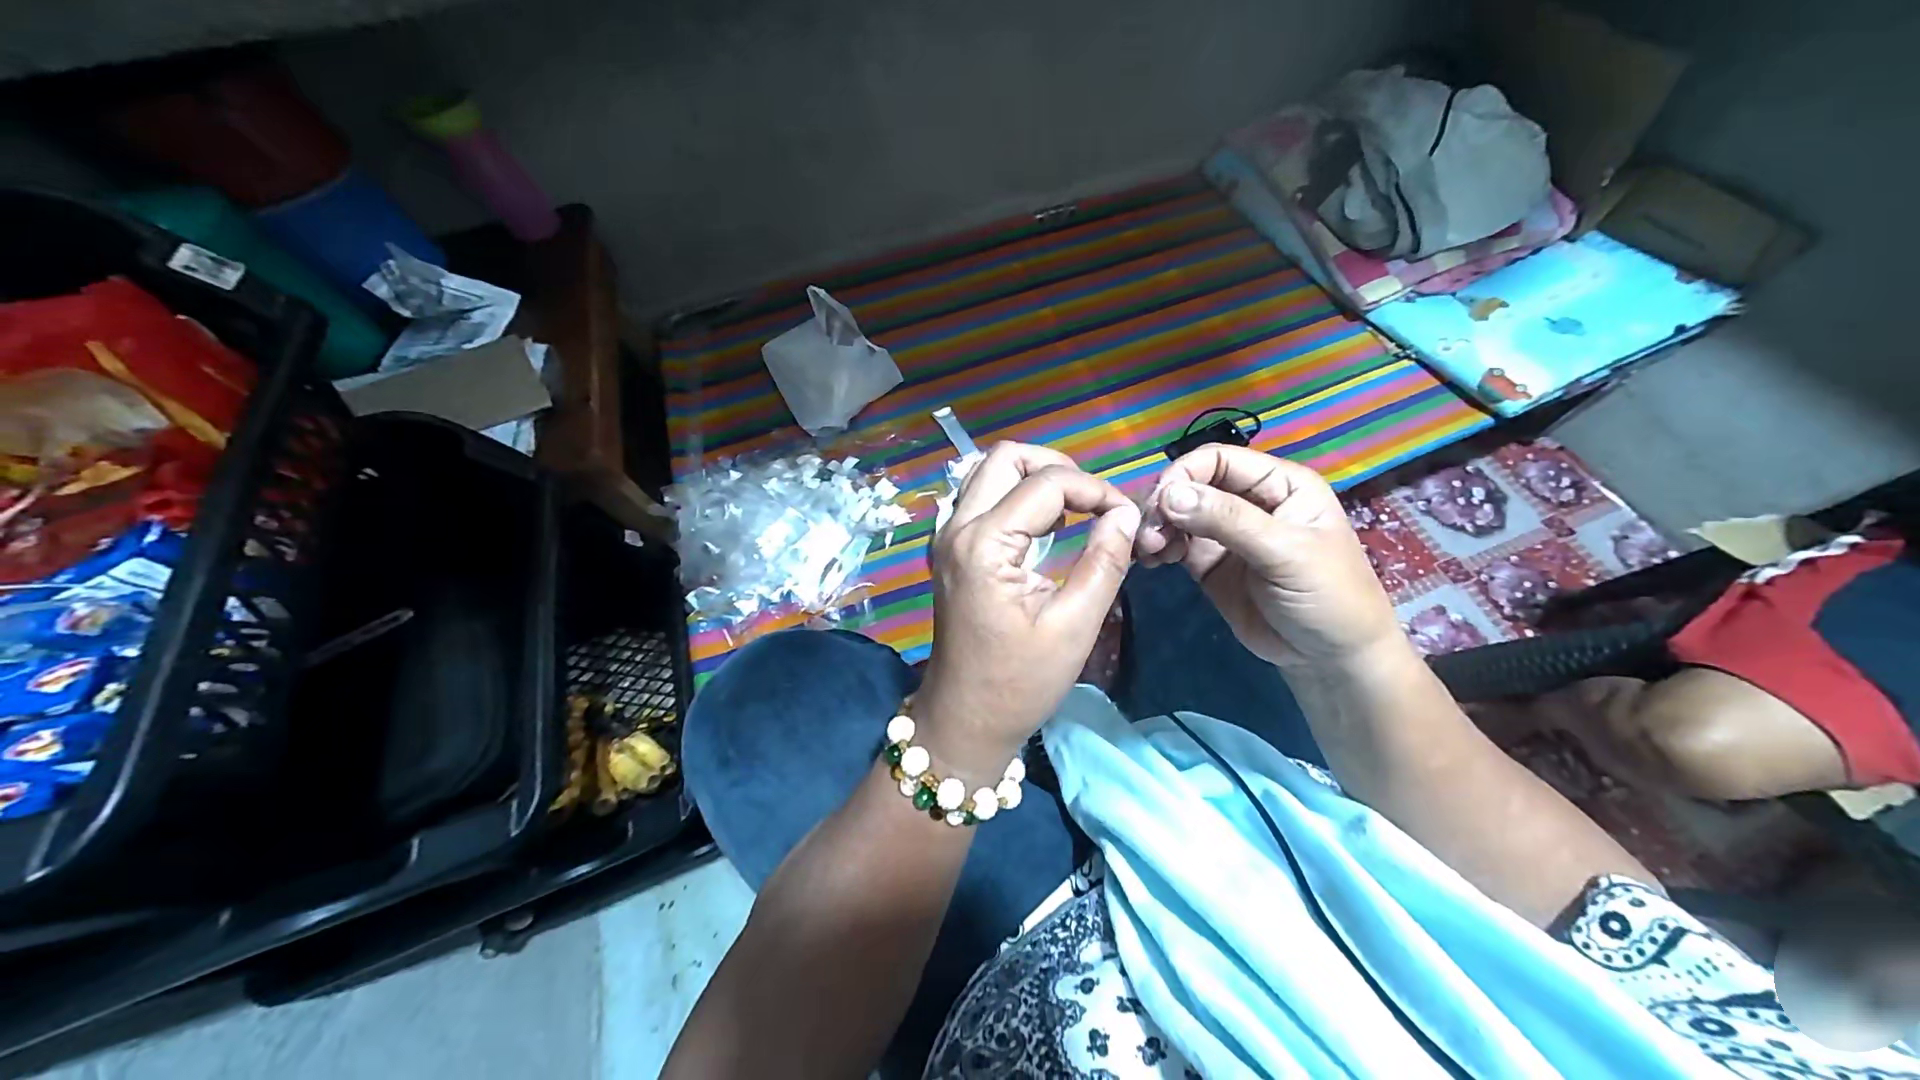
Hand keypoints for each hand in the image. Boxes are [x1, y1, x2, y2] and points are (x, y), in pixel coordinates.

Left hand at [916, 442, 1139, 775]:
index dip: (1096, 490)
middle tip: (1094, 500)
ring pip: (989, 473)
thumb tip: (1125, 515)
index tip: (1126, 516)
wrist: (964, 719)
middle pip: (1005, 458)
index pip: (1047, 484)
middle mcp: (957, 528)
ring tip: (1075, 510)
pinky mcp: (950, 549)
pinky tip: (1047, 526)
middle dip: (1057, 467)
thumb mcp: (1074, 627)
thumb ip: (1104, 563)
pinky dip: (1016, 496)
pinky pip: (981, 498)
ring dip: (1034, 478)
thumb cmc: (1018, 683)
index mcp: (984, 545)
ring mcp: (947, 537)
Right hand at [1134, 444, 1399, 670]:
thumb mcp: (1285, 553)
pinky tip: (1152, 561)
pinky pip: (1175, 544)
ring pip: (1178, 514)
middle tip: (1149, 534)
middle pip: (1192, 484)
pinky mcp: (1209, 563)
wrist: (1330, 659)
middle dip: (1165, 503)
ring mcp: (1226, 533)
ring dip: (1157, 526)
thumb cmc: (1328, 596)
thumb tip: (1169, 495)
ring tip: (1149, 551)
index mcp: (1279, 484)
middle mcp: (1250, 500)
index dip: (1185, 474)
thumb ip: (1229, 520)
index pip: (1220, 460)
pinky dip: (1158, 547)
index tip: (1161, 503)